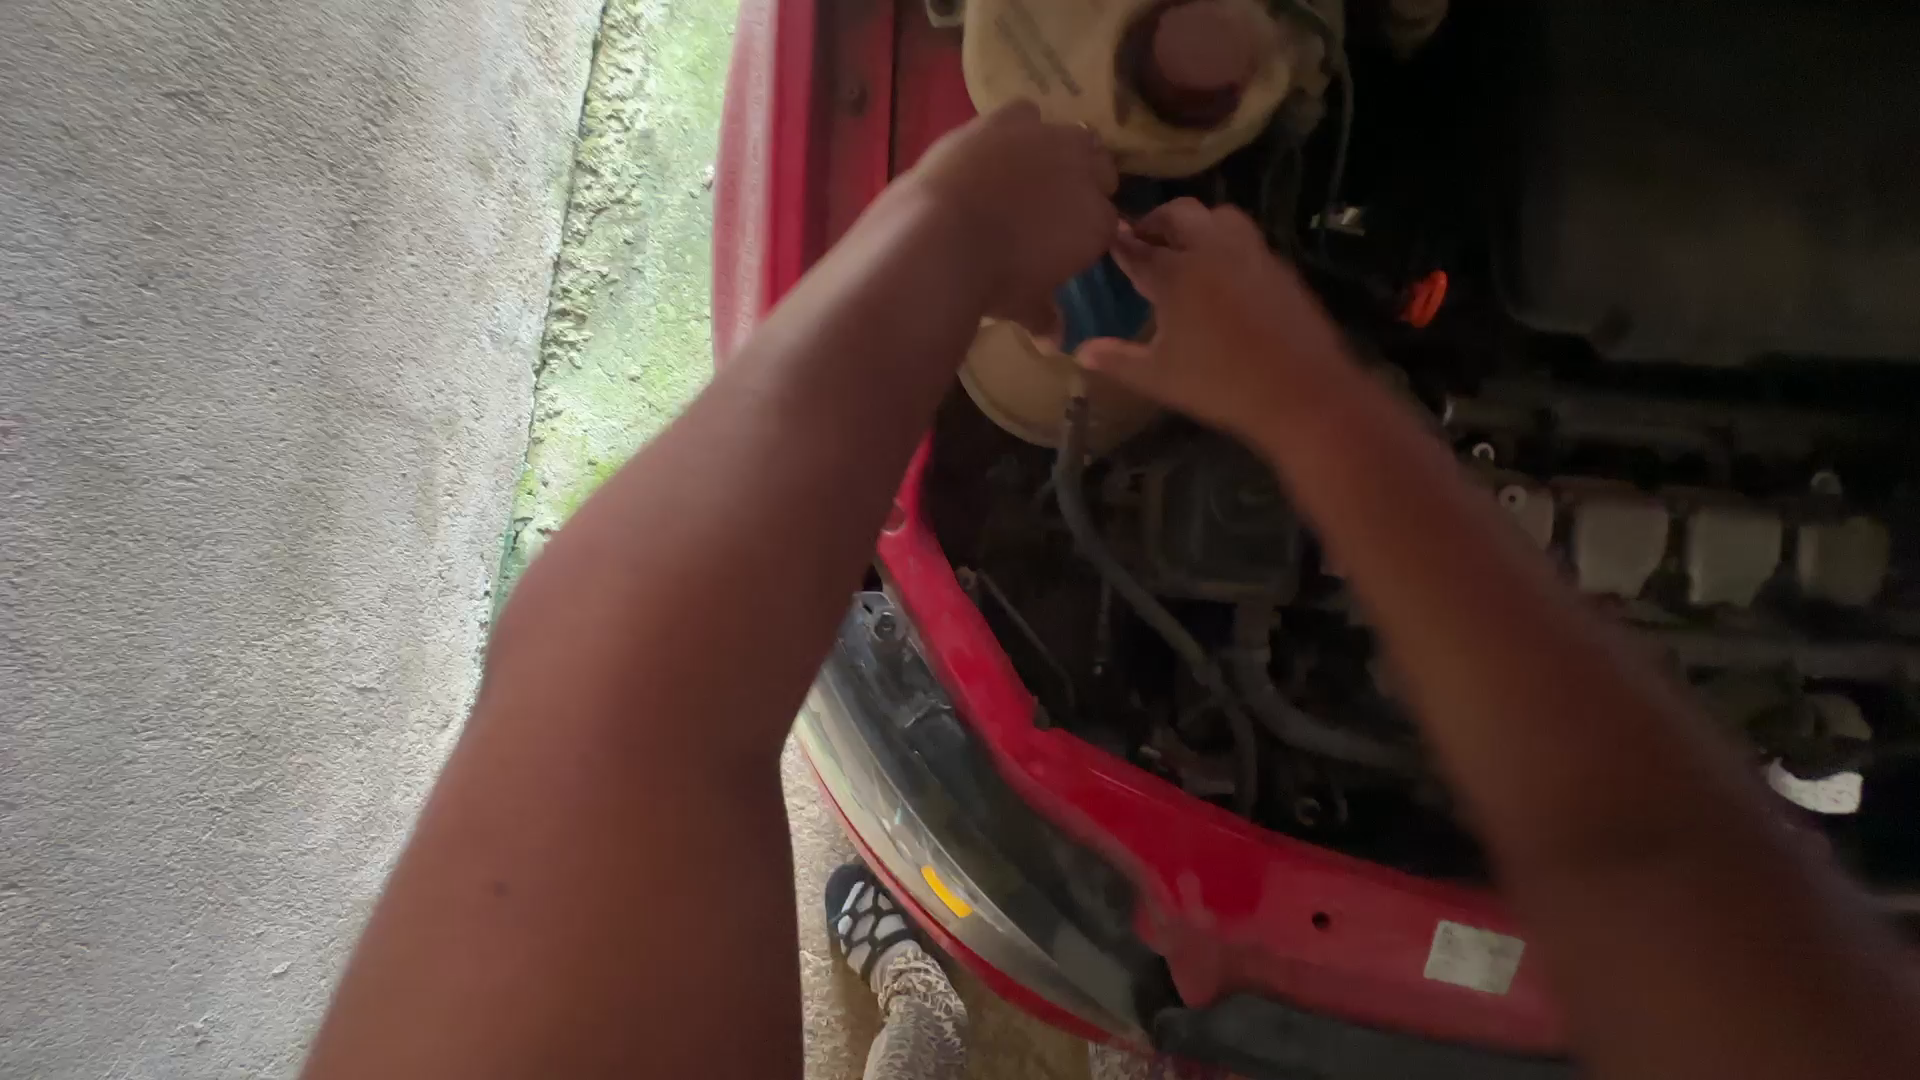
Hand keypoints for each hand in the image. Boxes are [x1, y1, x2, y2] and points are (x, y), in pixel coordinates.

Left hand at [903, 102, 1118, 329]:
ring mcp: (1048, 138)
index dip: (1089, 232)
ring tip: (1031, 175)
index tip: (1071, 245)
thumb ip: (1045, 316)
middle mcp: (1084, 173)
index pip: (1108, 222)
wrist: (941, 239)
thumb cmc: (992, 282)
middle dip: (1087, 185)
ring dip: (1060, 152)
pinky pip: (1027, 115)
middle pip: (1100, 170)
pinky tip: (999, 150)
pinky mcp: (1007, 118)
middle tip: (1056, 209)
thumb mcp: (1022, 306)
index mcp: (1097, 224)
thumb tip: (1055, 341)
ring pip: (1072, 136)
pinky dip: (1020, 129)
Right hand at [1075, 198, 1351, 437]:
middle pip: (1178, 214)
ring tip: (1181, 247)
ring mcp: (1249, 253)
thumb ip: (1116, 359)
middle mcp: (1211, 250)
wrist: (1298, 390)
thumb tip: (1080, 352)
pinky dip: (1222, 240)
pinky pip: (1243, 236)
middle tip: (1141, 240)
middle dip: (1155, 221)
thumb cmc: (1218, 385)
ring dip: (1193, 223)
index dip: (1118, 243)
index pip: (1137, 248)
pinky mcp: (1276, 265)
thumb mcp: (1157, 377)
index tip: (1106, 239)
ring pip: (1217, 216)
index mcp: (1176, 274)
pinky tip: (1218, 269)